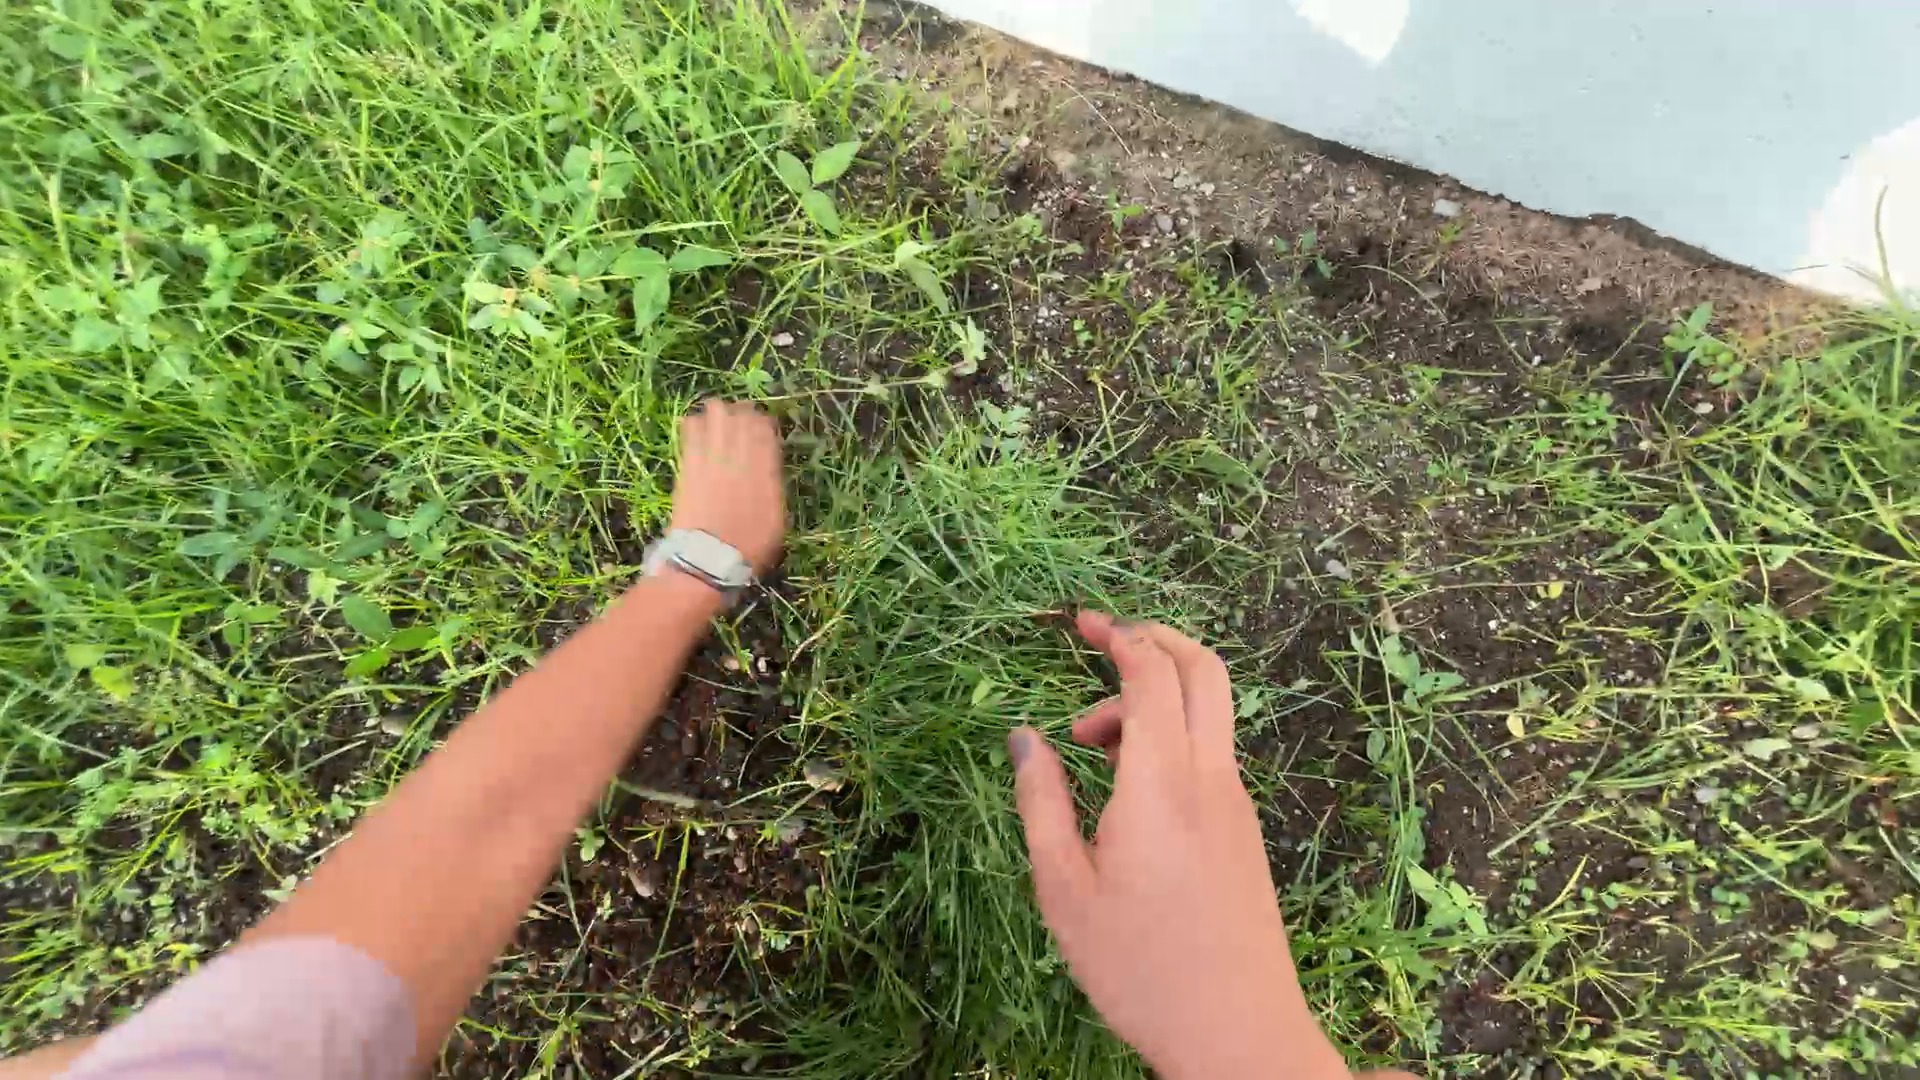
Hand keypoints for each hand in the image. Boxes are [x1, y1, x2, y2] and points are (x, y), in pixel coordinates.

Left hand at [668, 400, 785, 572]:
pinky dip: (694, 424)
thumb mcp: (776, 518)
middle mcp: (741, 458)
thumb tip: (769, 469)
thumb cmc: (748, 545)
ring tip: (718, 419)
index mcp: (766, 471)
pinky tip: (696, 425)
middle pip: (742, 418)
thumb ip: (772, 487)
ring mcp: (713, 458)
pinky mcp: (689, 463)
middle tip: (740, 417)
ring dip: (719, 414)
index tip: (762, 423)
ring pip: (716, 416)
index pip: (765, 432)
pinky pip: (690, 431)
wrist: (709, 559)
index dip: (764, 423)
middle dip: (742, 413)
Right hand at [1008, 611, 1357, 1079]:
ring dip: (1151, 695)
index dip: (1117, 634)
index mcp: (1160, 782)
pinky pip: (1206, 748)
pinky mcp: (1241, 825)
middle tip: (1104, 638)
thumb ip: (1040, 800)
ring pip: (1206, 708)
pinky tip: (1124, 781)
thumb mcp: (1064, 888)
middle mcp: (1208, 776)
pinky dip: (1167, 732)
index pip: (1150, 674)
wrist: (1241, 1041)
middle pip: (1203, 668)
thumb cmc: (1139, 966)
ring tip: (1089, 740)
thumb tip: (1023, 735)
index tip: (1080, 621)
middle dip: (1155, 635)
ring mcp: (1233, 800)